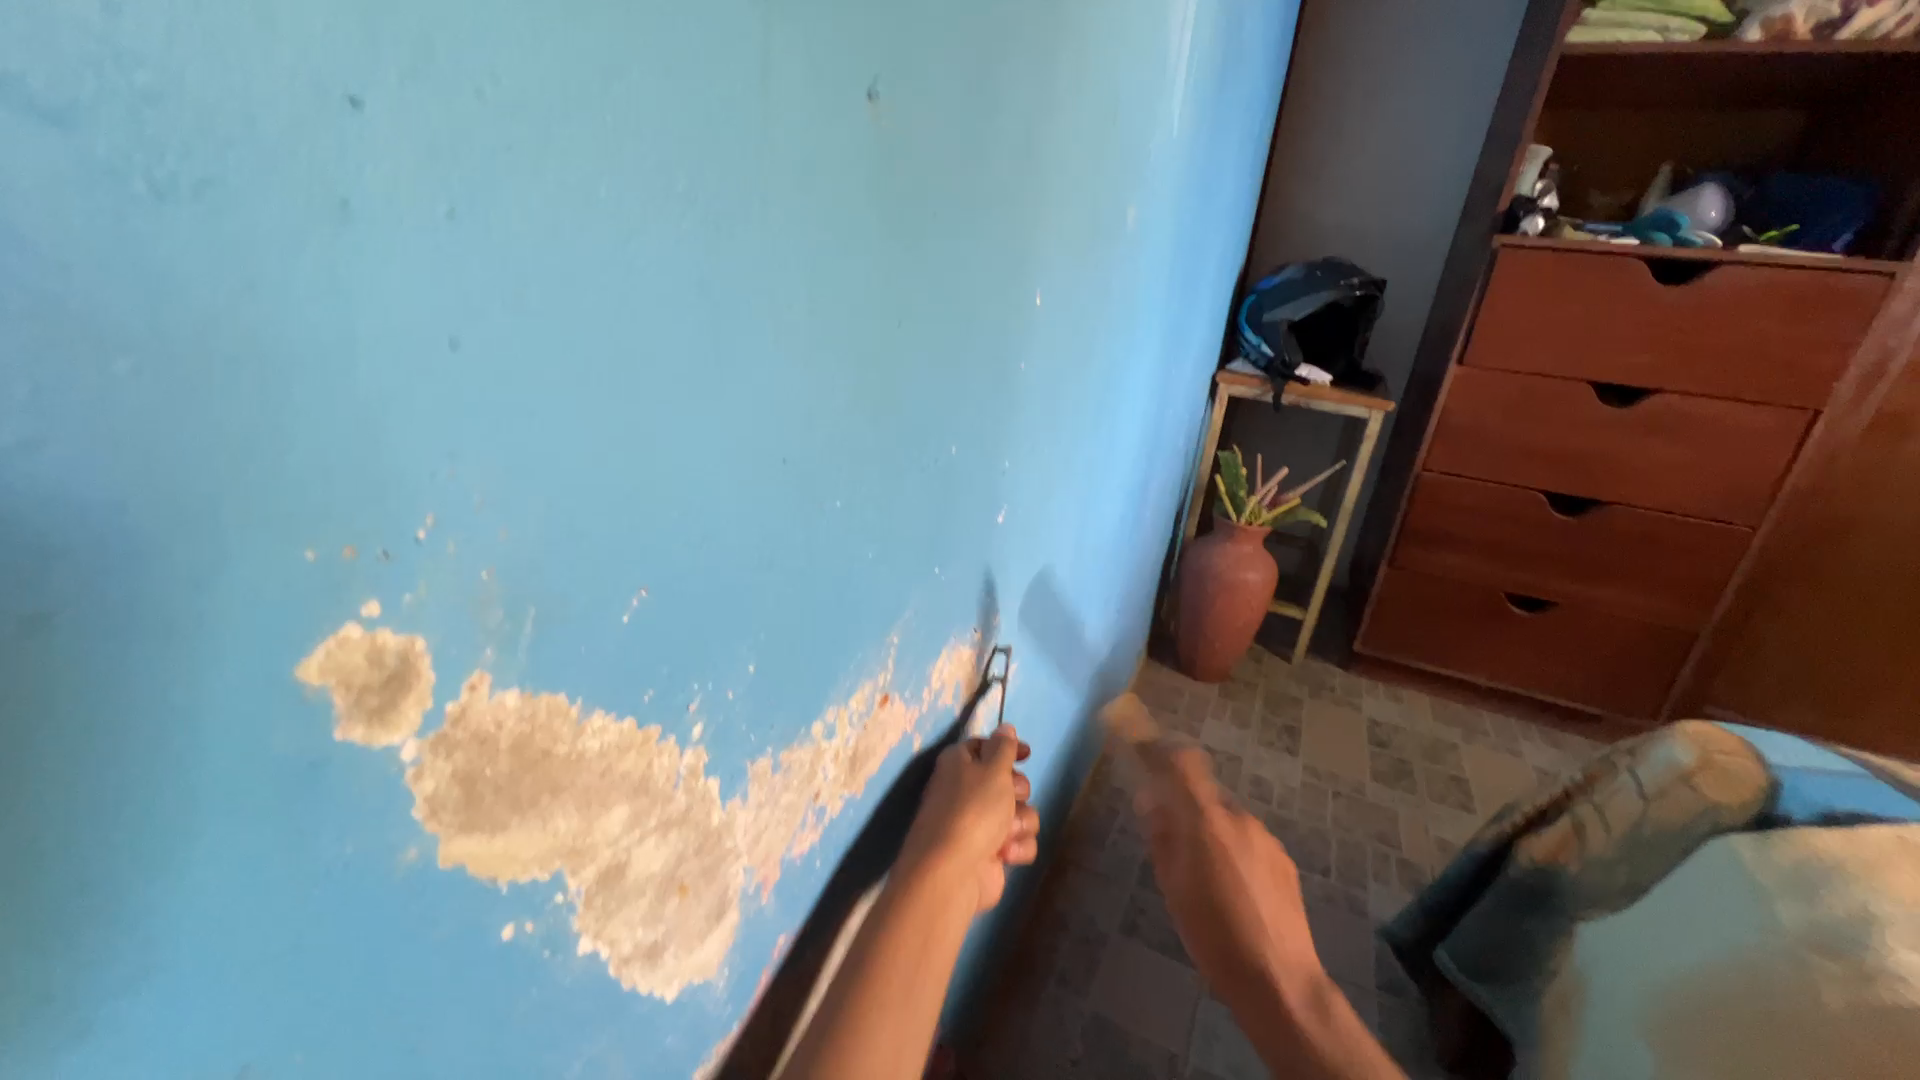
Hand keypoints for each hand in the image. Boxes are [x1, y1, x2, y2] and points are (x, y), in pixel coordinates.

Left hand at [897, 725, 1038, 913]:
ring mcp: (979, 824)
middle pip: (1007, 781)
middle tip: (1012, 796)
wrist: (952, 872)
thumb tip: (1005, 727)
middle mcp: (967, 791)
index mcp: (959, 764)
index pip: (984, 747)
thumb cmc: (972, 810)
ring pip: (1019, 813)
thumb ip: (1003, 746)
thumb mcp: (992, 768)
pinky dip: (1017, 847)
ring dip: (1020, 821)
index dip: (1007, 749)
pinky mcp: (991, 854)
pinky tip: (1006, 854)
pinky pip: (1018, 842)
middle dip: (1017, 790)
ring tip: (1006, 833)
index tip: (1027, 754)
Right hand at [1105, 695, 1322, 1000]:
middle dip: (1181, 800)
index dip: (1156, 745)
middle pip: (1202, 790)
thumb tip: (1150, 801)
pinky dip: (1229, 846)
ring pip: (1225, 817)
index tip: (1135, 737)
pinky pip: (1245, 838)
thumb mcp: (1172, 886)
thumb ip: (1161, 836)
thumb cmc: (1212, 936)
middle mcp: (1238, 818)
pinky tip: (1228, 886)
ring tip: (1198, 872)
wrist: (1279, 980)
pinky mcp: (1283, 859)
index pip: (1179, 761)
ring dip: (1206, 827)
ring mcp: (1266, 837)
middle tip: (1163, 830)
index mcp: (1205, 821)